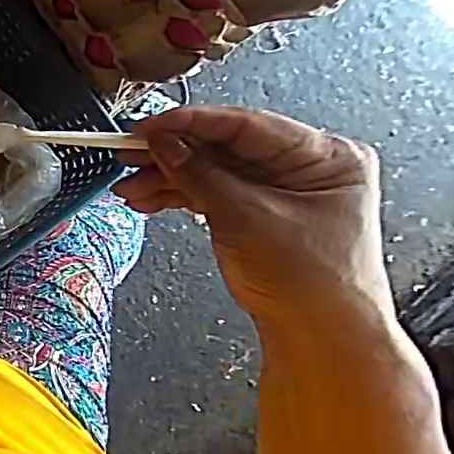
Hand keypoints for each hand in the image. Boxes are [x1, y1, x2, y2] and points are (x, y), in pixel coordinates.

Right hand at [112, 106, 391, 327]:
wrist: (318, 330)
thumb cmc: (310, 280)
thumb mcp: (246, 218)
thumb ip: (200, 175)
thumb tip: (164, 143)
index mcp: (325, 156)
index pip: (245, 125)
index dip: (190, 123)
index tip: (148, 127)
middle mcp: (303, 166)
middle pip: (222, 147)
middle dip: (170, 154)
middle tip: (129, 155)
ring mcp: (278, 188)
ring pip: (209, 169)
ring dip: (165, 178)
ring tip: (130, 187)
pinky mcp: (255, 208)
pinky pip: (208, 190)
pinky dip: (176, 194)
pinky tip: (147, 199)